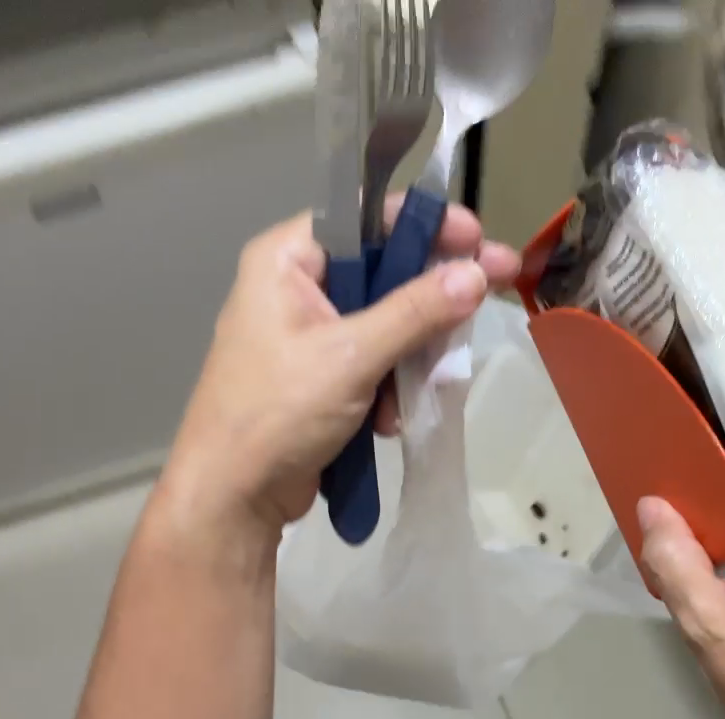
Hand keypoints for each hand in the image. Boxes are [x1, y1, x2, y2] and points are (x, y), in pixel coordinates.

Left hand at [160, 202, 521, 539]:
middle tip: (490, 292)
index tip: (475, 237)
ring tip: (425, 386)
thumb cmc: (277, 413)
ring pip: (386, 324)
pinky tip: (387, 422)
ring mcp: (310, 337)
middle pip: (382, 271)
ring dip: (411, 357)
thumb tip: (476, 274)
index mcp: (287, 260)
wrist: (234, 496)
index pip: (363, 217)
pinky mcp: (323, 379)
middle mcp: (297, 289)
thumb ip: (415, 312)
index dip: (422, 222)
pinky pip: (375, 365)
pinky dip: (390, 390)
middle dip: (429, 300)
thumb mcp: (351, 357)